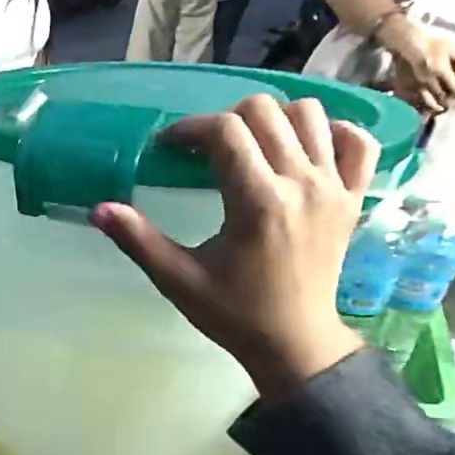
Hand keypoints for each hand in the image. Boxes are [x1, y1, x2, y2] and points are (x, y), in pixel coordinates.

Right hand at [92, 95, 373, 398]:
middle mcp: (301, 183)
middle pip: (264, 111)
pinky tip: (304, 149)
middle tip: (205, 150)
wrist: (294, 344)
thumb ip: (139, 241)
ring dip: (274, 120)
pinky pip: (356, 142)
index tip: (168, 147)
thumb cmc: (234, 314)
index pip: (224, 131)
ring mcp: (334, 188)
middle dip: (225, 119)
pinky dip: (331, 132)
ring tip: (250, 147)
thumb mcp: (179, 280)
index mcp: (258, 202)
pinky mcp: (353, 198)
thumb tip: (98, 210)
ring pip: (309, 114)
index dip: (189, 129)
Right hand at [379, 14, 454, 115]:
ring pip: (428, 101)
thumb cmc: (432, 43)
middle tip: (453, 105)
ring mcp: (417, 85)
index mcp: (442, 71)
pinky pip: (416, 99)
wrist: (408, 44)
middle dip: (448, 102)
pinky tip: (424, 105)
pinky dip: (421, 104)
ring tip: (440, 109)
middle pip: (442, 97)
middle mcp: (430, 82)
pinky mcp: (408, 86)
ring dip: (435, 106)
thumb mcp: (451, 47)